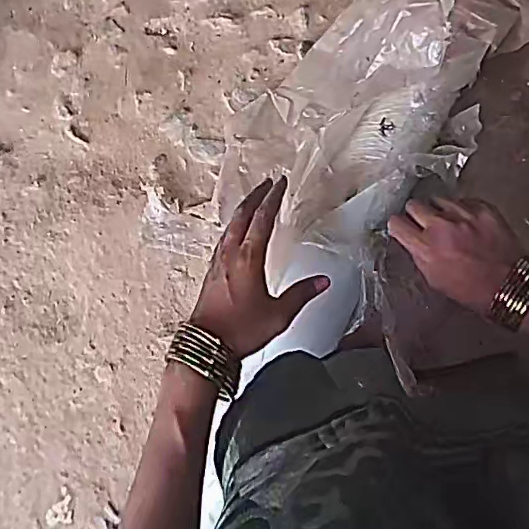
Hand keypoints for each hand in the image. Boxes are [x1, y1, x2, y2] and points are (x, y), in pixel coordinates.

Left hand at [189, 176, 329, 358]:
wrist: (207, 344)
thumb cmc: (240, 331)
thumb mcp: (278, 314)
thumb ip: (301, 294)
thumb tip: (322, 282)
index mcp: (248, 258)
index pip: (262, 218)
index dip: (272, 198)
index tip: (280, 184)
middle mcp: (230, 254)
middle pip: (243, 215)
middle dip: (256, 196)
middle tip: (267, 184)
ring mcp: (218, 261)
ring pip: (231, 225)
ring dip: (244, 209)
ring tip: (253, 202)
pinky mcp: (211, 271)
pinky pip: (224, 238)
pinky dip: (234, 226)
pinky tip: (236, 232)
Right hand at [387, 197, 524, 314]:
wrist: (510, 286)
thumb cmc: (472, 289)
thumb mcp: (434, 278)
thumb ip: (419, 254)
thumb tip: (412, 240)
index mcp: (424, 247)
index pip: (396, 223)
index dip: (398, 225)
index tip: (402, 226)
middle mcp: (440, 227)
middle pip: (414, 204)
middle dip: (417, 213)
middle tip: (426, 222)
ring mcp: (463, 215)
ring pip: (438, 199)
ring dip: (440, 210)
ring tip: (450, 222)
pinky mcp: (483, 209)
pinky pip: (464, 200)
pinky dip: (463, 210)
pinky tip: (468, 222)